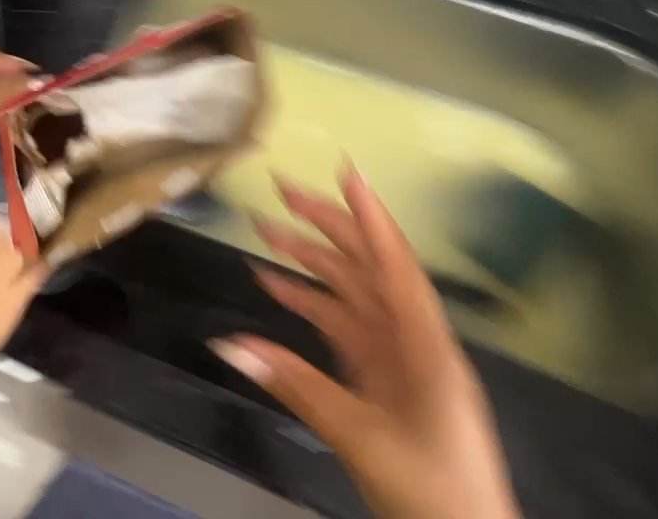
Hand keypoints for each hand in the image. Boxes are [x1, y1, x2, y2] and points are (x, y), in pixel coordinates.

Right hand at [210, 163, 520, 518]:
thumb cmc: (430, 491)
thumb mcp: (359, 438)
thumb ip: (294, 385)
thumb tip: (227, 345)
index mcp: (425, 344)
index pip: (394, 265)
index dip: (369, 217)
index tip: (346, 172)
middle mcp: (413, 338)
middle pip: (367, 267)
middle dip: (326, 226)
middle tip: (281, 191)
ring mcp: (397, 356)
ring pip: (350, 292)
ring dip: (310, 262)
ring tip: (264, 232)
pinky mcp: (381, 375)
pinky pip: (341, 326)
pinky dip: (308, 304)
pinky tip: (274, 286)